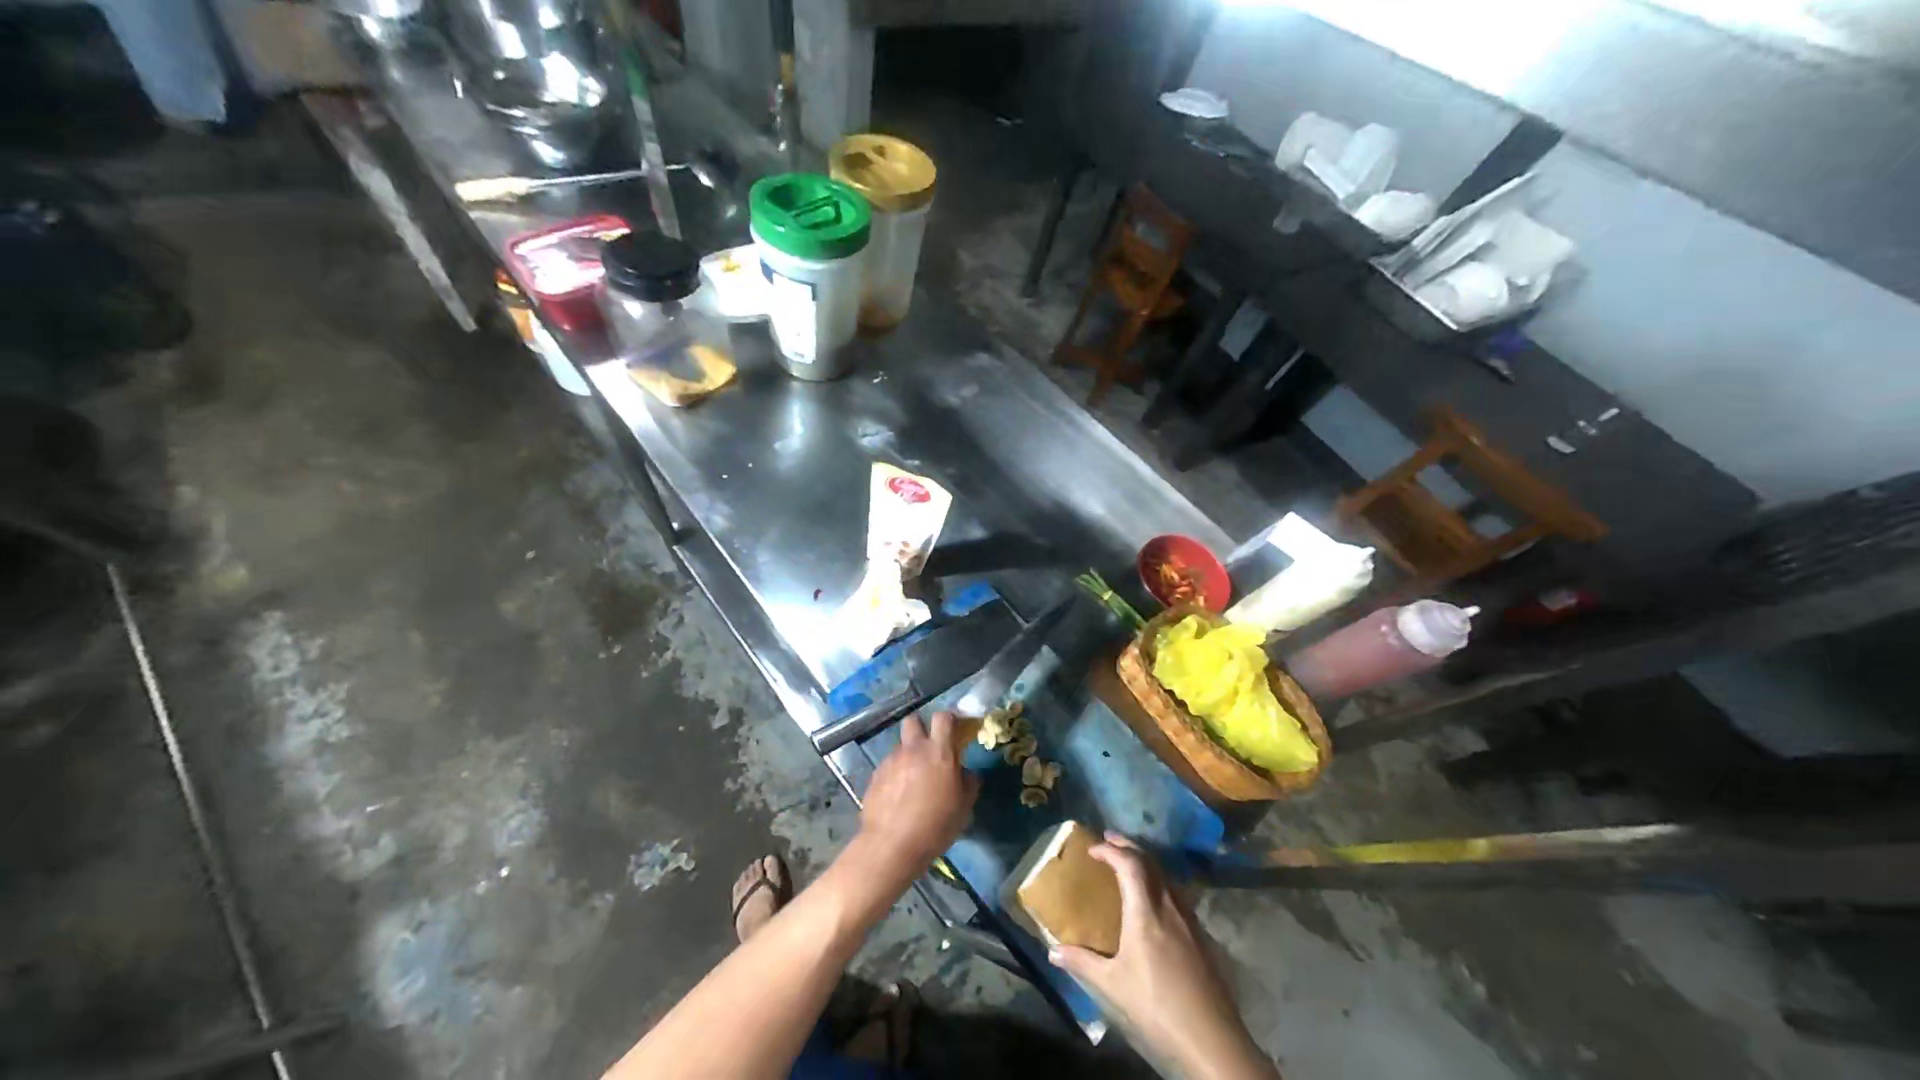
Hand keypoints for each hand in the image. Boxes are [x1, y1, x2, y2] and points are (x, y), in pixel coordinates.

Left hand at [855, 711, 978, 880]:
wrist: (891, 846)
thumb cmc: (935, 826)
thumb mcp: (963, 808)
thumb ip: (968, 783)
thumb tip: (967, 772)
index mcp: (939, 752)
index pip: (943, 717)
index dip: (949, 720)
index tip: (954, 730)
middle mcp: (913, 749)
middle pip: (913, 721)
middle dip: (921, 729)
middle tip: (928, 749)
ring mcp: (891, 761)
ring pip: (900, 746)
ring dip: (908, 756)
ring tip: (912, 781)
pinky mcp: (875, 775)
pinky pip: (888, 766)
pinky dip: (894, 774)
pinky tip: (897, 796)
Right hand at [1051, 834, 1276, 1079]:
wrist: (1212, 1040)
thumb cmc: (1157, 1007)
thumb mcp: (1112, 986)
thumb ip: (1082, 963)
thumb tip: (1053, 951)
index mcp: (1146, 913)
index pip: (1130, 865)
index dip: (1111, 850)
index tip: (1092, 847)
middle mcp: (1170, 908)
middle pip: (1151, 863)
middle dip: (1129, 847)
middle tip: (1109, 840)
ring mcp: (1190, 922)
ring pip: (1167, 877)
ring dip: (1147, 863)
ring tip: (1129, 864)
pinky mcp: (1202, 938)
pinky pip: (1178, 895)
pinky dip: (1160, 883)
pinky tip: (1155, 900)